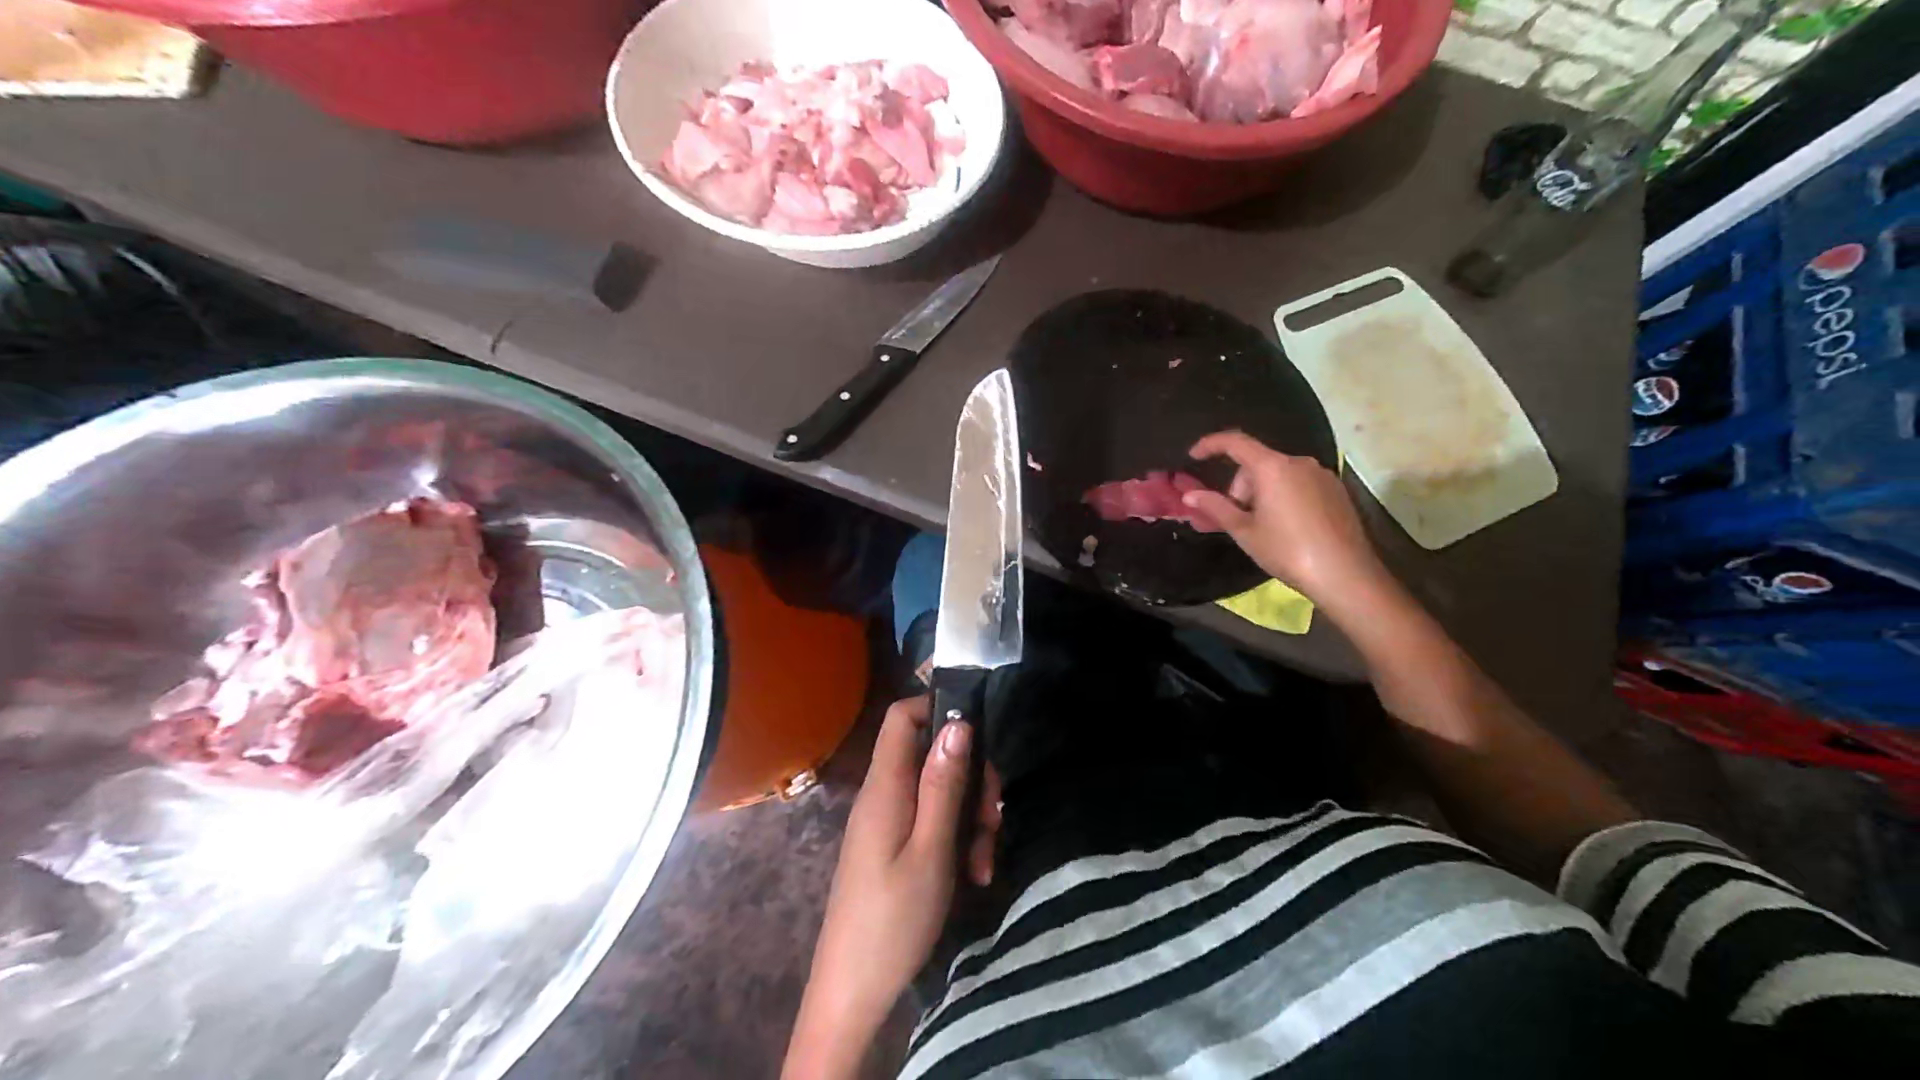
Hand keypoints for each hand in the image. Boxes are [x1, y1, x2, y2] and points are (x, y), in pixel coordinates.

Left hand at [784, 696, 1001, 1079]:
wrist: (852, 992)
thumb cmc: (893, 919)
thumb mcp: (931, 850)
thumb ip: (943, 784)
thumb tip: (957, 721)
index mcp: (885, 786)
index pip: (902, 716)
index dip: (936, 706)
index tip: (979, 726)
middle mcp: (883, 795)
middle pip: (931, 755)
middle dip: (971, 778)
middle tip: (992, 818)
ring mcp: (887, 821)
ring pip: (937, 792)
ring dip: (969, 817)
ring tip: (983, 862)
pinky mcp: (893, 846)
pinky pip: (929, 822)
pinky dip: (955, 839)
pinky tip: (972, 875)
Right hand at [1184, 431, 1390, 605]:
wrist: (1344, 573)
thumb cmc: (1287, 550)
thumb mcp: (1244, 531)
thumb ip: (1215, 507)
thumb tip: (1189, 495)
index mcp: (1272, 467)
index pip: (1235, 442)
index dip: (1210, 444)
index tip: (1194, 455)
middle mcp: (1298, 462)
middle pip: (1257, 463)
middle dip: (1240, 487)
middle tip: (1236, 520)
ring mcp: (1321, 474)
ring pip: (1277, 474)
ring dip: (1261, 493)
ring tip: (1262, 527)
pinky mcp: (1335, 489)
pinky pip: (1298, 483)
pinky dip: (1283, 496)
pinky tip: (1286, 526)